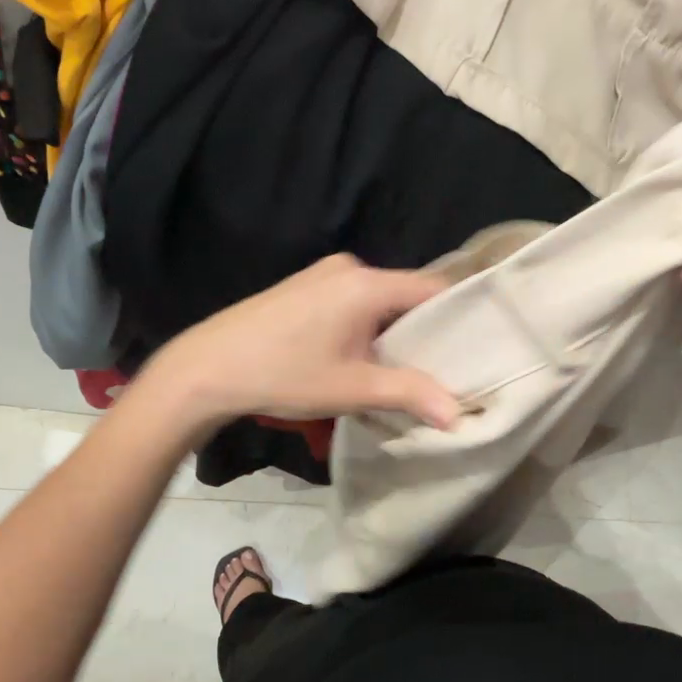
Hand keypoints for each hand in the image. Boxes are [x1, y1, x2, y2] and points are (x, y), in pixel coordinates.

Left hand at [140, 254, 461, 429]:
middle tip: (445, 367)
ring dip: (393, 331)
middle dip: (425, 329)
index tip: (476, 347)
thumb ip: (410, 394)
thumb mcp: (353, 388)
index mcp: (366, 283)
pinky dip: (368, 325)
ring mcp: (322, 274)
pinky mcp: (304, 287)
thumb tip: (457, 415)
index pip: (434, 288)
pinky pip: (355, 301)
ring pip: (380, 300)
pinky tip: (364, 357)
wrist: (205, 369)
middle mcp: (348, 267)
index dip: (459, 316)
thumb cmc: (283, 375)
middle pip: (407, 294)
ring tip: (407, 368)